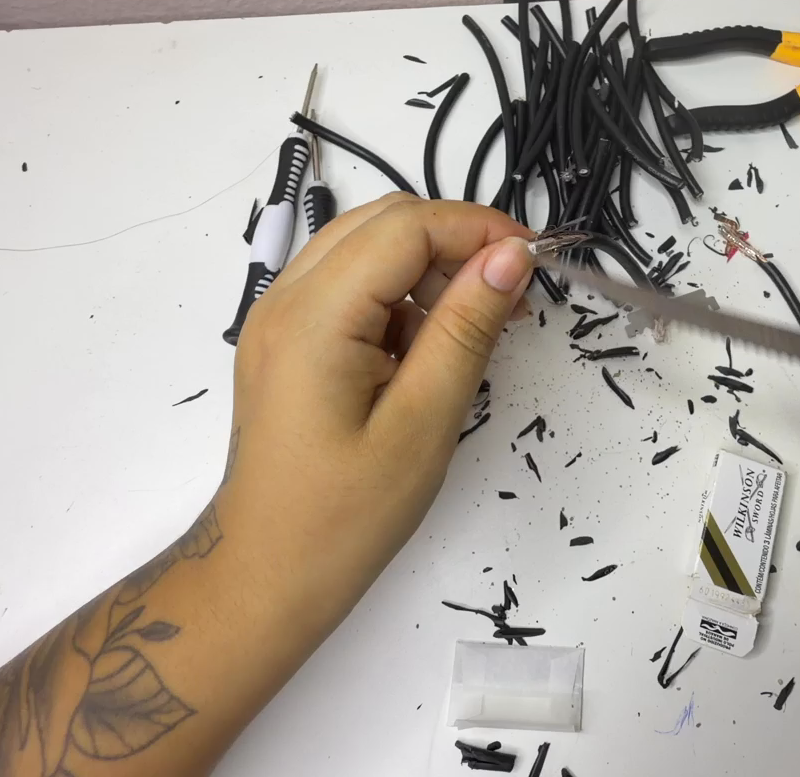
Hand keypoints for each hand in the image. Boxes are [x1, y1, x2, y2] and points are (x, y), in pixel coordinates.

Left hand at [222, 193, 533, 642]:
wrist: (265, 577)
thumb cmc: (346, 516)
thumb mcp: (423, 422)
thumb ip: (467, 327)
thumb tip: (512, 255)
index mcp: (313, 317)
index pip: (405, 228)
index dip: (475, 228)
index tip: (533, 259)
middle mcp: (285, 298)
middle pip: (384, 222)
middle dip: (456, 239)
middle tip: (511, 289)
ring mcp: (279, 314)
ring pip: (368, 244)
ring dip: (431, 263)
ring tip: (479, 317)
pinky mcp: (288, 335)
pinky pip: (353, 280)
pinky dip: (403, 290)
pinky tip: (432, 339)